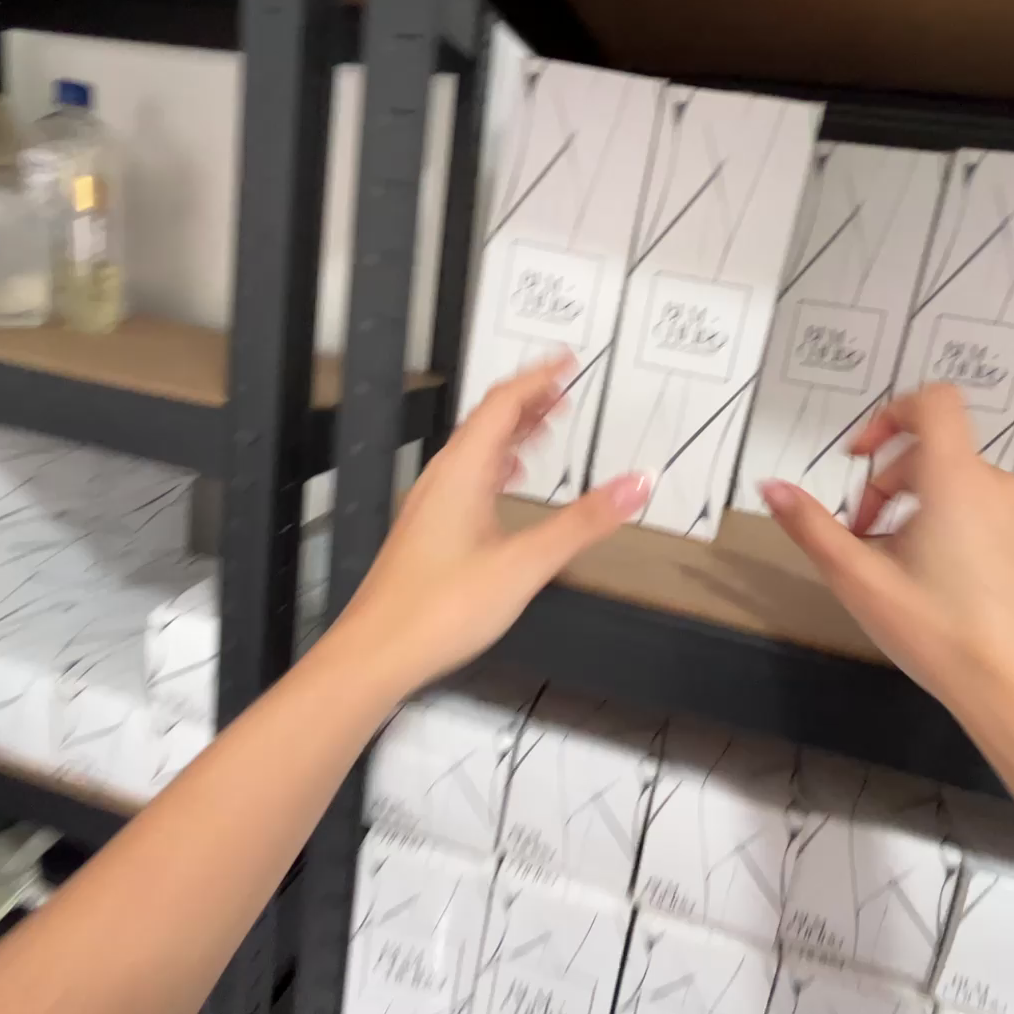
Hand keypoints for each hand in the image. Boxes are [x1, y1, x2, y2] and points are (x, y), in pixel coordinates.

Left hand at [333, 355, 651, 692]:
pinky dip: (497, 466)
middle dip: (530, 401)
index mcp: (462, 471)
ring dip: (513, 432)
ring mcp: (431, 503)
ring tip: (546, 430)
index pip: (503, 403)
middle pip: (488, 421)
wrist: (376, 652)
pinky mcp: (429, 529)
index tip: (568, 361)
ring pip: (476, 450)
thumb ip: (584, 523)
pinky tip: (508, 484)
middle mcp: (443, 478)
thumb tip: (637, 484)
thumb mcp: (526, 564)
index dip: (538, 378)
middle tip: (565, 393)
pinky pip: (467, 478)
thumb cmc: (440, 608)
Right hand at [758, 383, 1013, 722]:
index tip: (862, 460)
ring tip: (911, 573)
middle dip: (891, 487)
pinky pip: (1003, 520)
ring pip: (969, 491)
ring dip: (929, 512)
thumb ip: (810, 526)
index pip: (932, 402)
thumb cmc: (940, 635)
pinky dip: (970, 533)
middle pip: (937, 456)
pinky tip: (959, 592)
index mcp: (956, 481)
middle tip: (867, 543)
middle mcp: (1004, 486)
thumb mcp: (859, 581)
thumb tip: (769, 486)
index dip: (889, 415)